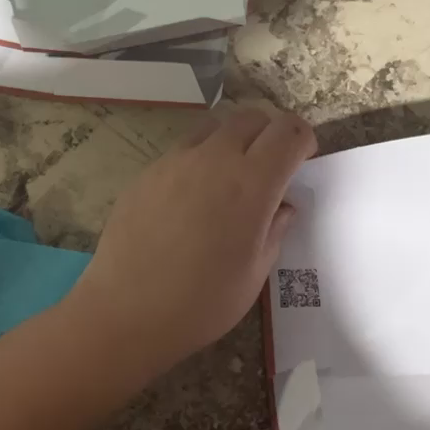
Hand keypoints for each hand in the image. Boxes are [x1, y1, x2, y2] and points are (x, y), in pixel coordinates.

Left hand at [66, 106, 315, 365]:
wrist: (126, 311)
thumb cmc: (202, 302)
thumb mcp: (255, 273)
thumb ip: (274, 230)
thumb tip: (281, 206)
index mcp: (251, 183)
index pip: (288, 132)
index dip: (303, 141)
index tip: (301, 163)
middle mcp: (213, 159)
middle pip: (251, 117)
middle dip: (269, 134)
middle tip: (269, 169)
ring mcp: (174, 162)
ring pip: (214, 127)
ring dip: (232, 142)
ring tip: (228, 180)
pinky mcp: (146, 173)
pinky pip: (182, 151)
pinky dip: (199, 161)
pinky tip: (190, 201)